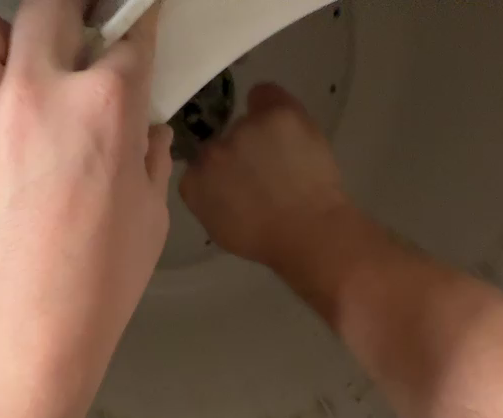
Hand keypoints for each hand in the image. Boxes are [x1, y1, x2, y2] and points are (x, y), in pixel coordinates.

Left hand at [0, 0, 173, 398]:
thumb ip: (149, 160)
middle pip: (52, 2)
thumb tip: (145, 135)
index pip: (130, 35)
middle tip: (83, 29)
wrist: (27, 340)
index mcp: (105, 107)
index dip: (139, 28)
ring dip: (0, 32)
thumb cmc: (92, 293)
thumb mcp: (149, 222)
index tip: (137, 27)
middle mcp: (40, 93)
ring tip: (18, 62)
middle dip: (74, 10)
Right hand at [180, 83, 355, 277]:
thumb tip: (213, 181)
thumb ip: (207, 199)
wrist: (306, 230)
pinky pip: (264, 94)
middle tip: (260, 173)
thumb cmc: (263, 239)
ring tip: (281, 158)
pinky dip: (268, 103)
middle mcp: (212, 152)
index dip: (217, 175)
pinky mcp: (275, 113)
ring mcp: (243, 129)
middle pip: (220, 143)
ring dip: (256, 134)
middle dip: (236, 156)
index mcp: (195, 183)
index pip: (198, 168)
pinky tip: (281, 123)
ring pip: (244, 122)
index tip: (233, 185)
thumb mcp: (219, 228)